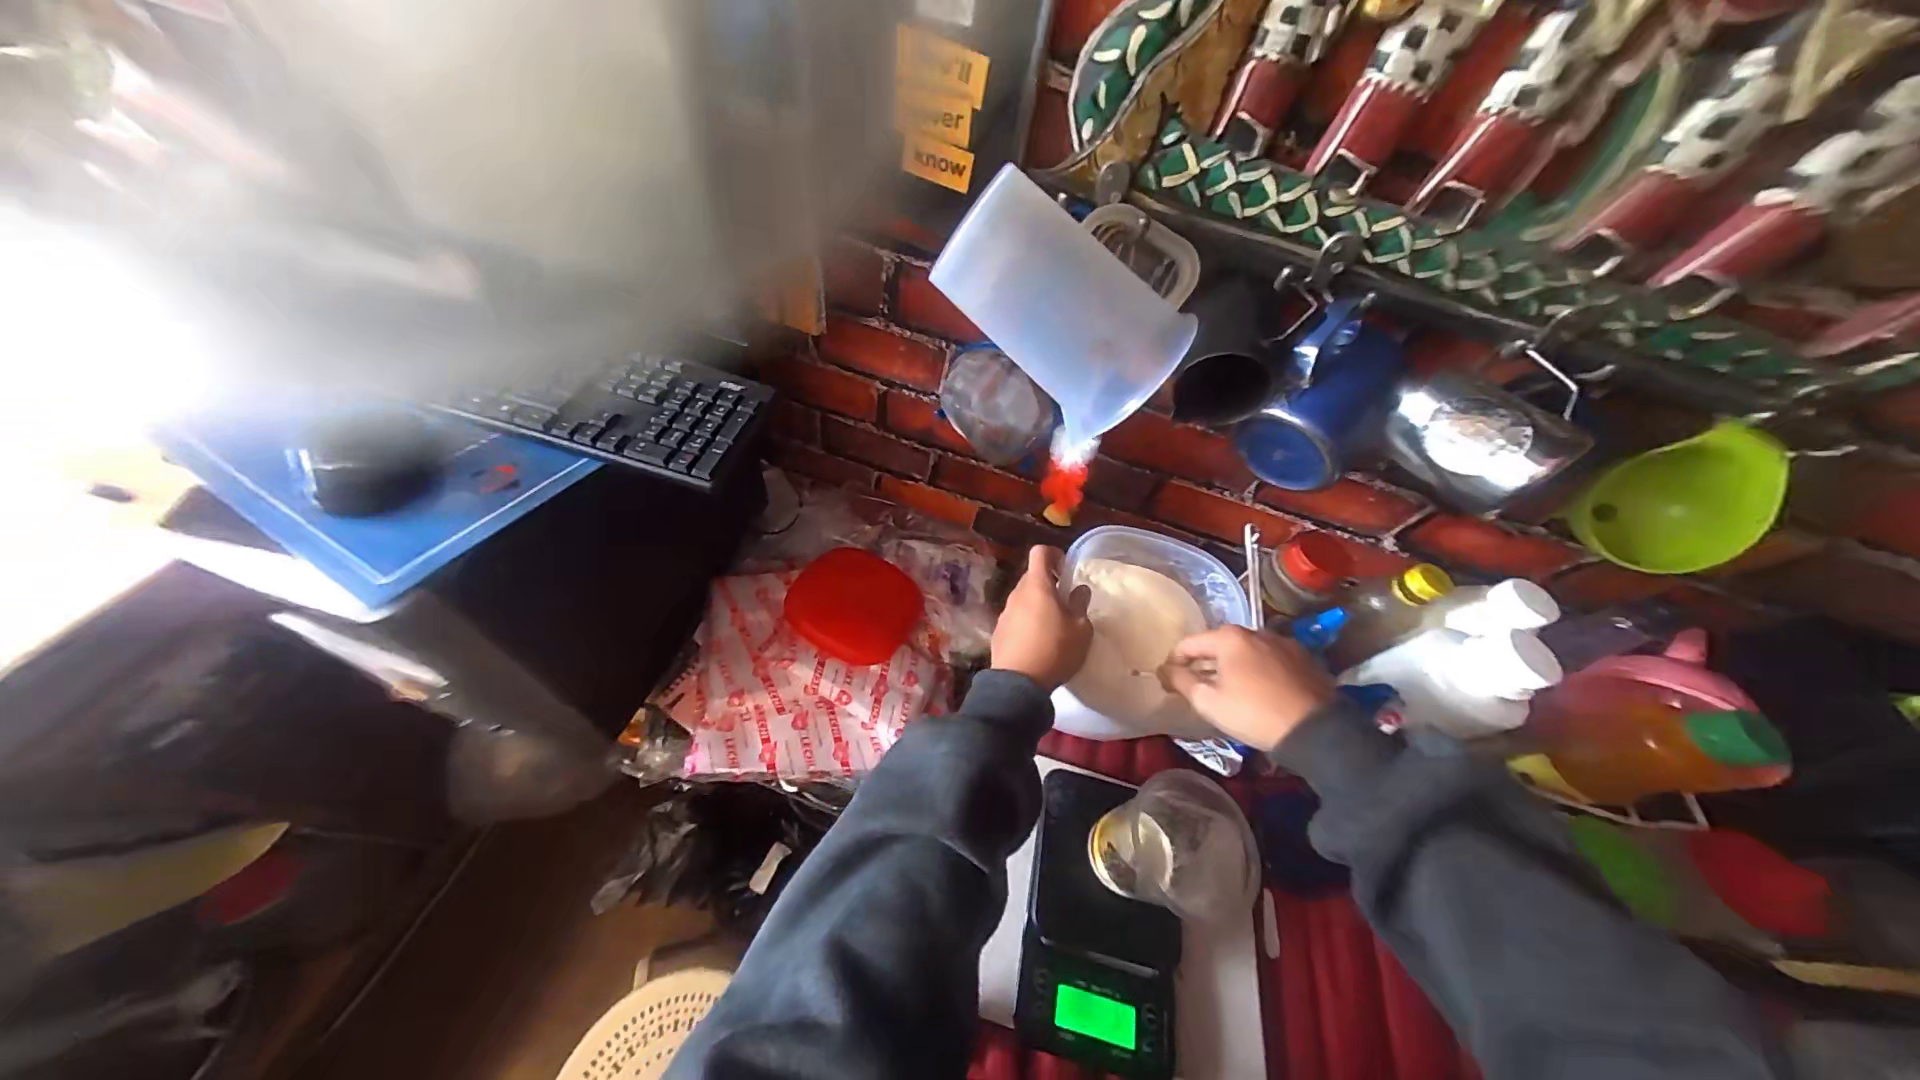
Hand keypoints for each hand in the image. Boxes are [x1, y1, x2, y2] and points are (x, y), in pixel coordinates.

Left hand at [991, 546, 1093, 689]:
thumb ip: (1079, 604)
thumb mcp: (1080, 629)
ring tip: (1053, 626)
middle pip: (1032, 576)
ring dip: (1037, 604)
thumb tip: (1078, 589)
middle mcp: (1016, 594)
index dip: (1054, 554)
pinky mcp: (998, 631)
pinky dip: (1027, 621)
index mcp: (1037, 586)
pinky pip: (1015, 617)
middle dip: (1048, 583)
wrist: (1018, 683)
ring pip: (1023, 598)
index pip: (1040, 552)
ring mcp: (1004, 613)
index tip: (1066, 569)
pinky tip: (1037, 642)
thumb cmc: (1055, 650)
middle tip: (1065, 602)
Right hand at [1161, 626, 1333, 750]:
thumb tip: (1167, 670)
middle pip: (1218, 645)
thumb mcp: (1208, 701)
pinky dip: (1259, 671)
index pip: (1188, 644)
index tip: (1169, 681)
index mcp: (1229, 638)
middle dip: (1205, 664)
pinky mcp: (1304, 658)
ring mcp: (1283, 643)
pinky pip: (1270, 660)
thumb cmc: (1253, 713)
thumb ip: (1181, 681)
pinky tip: (1260, 691)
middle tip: (1198, 687)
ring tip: (1230, 691)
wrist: (1316, 730)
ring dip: (1233, 667)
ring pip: (1246, 652)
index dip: (1174, 662)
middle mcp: (1256, 631)